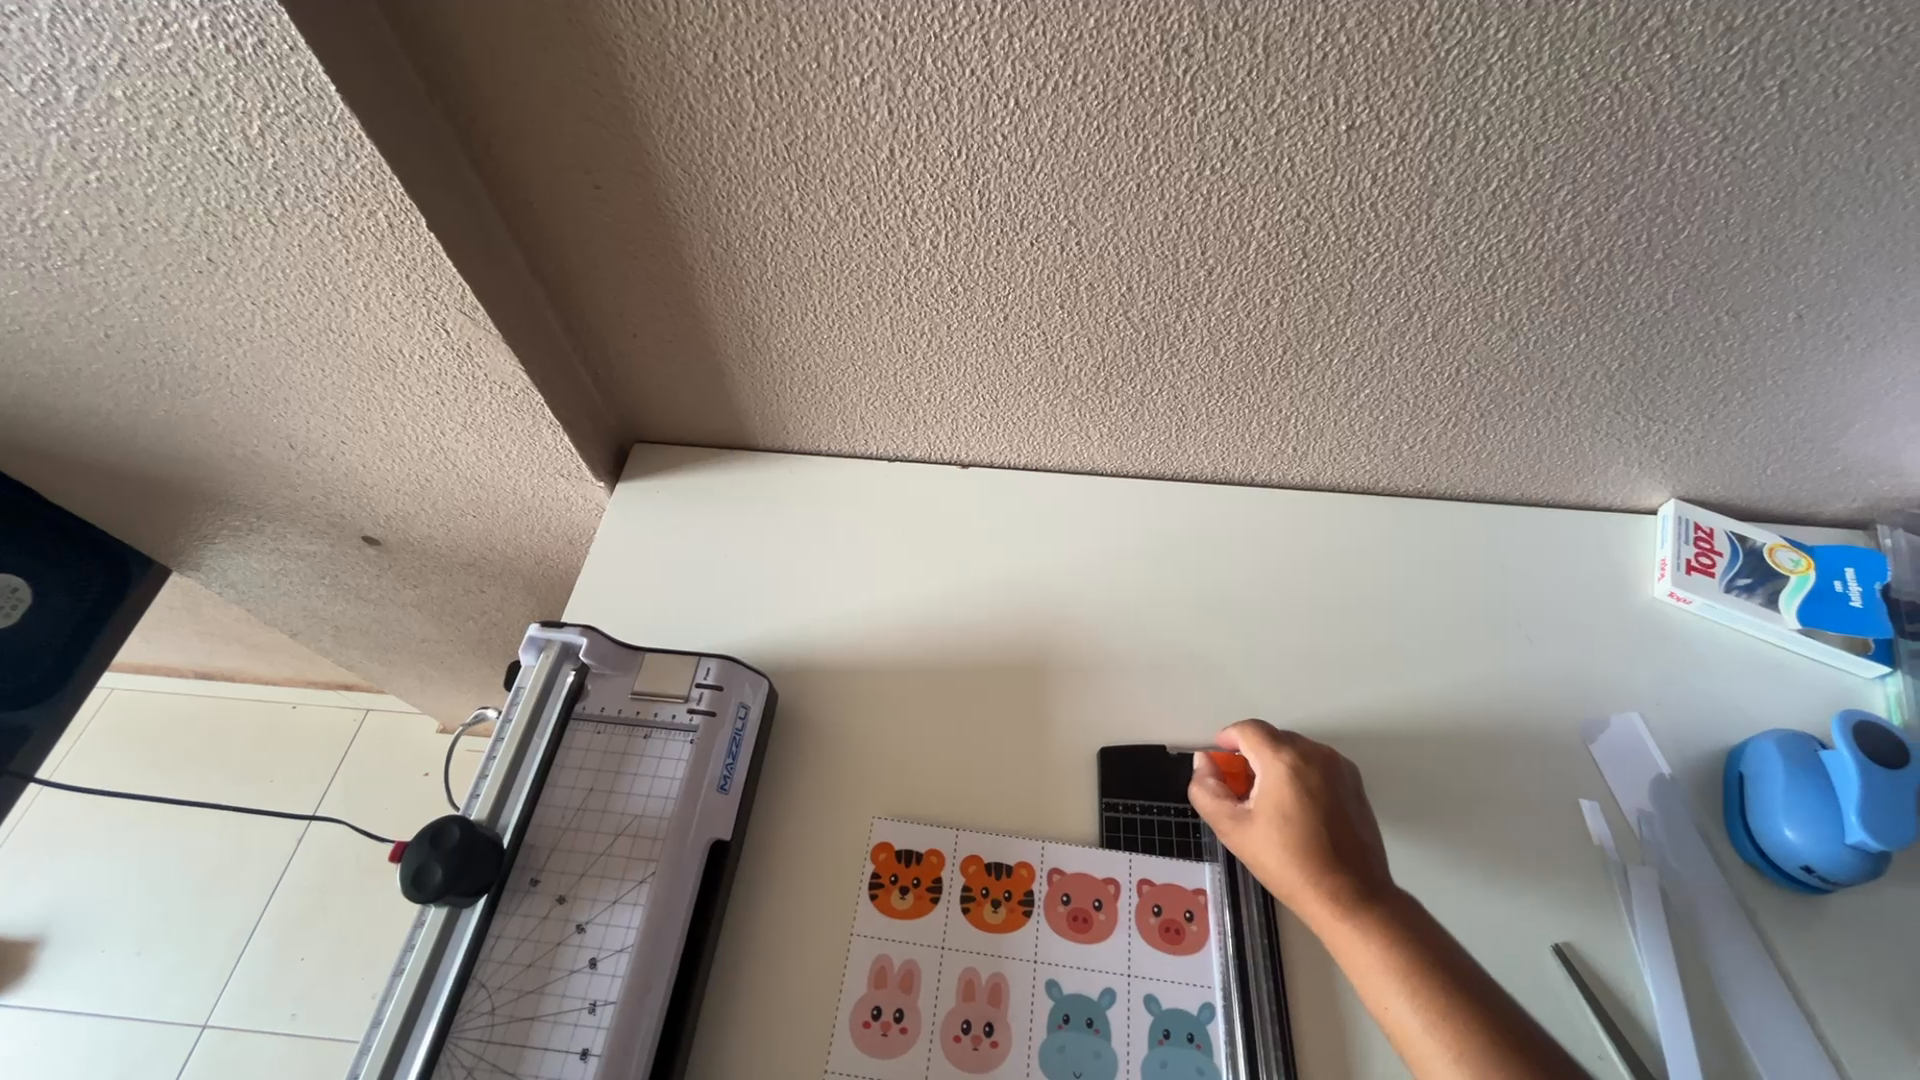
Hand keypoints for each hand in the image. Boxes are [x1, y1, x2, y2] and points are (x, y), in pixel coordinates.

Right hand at [1188, 719, 1397, 930]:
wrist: (1350, 897)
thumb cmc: (1288, 863)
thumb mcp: (1232, 829)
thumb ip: (1207, 789)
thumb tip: (1204, 762)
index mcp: (1283, 759)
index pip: (1247, 729)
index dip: (1227, 739)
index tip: (1219, 761)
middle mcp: (1315, 753)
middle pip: (1272, 738)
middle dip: (1252, 756)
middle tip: (1241, 791)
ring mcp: (1340, 767)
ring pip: (1296, 751)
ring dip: (1276, 765)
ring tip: (1270, 803)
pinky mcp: (1355, 784)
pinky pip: (1318, 765)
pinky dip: (1300, 774)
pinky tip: (1297, 811)